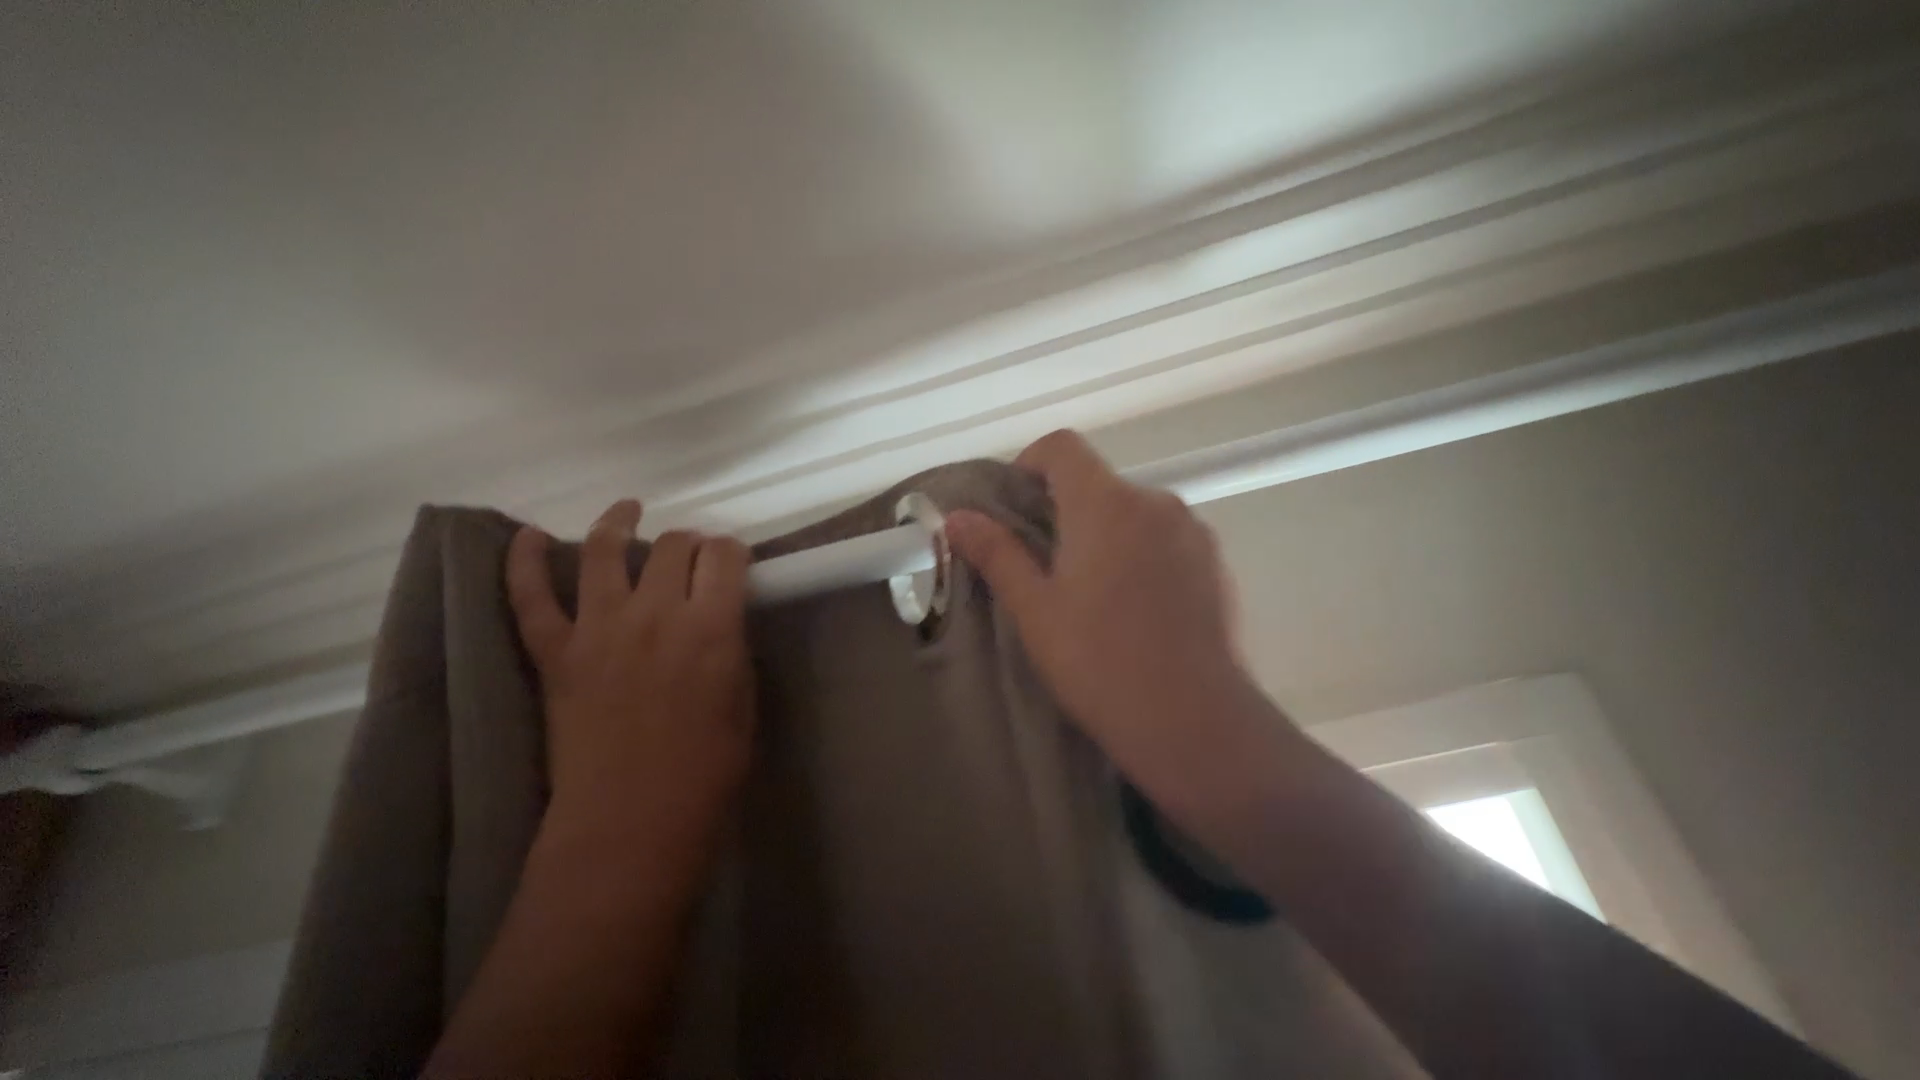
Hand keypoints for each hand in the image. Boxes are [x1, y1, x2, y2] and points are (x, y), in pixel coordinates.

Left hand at [506, 500, 754, 856]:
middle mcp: (655, 614)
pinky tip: (529, 535)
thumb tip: (720, 619)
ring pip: (605, 552)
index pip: (724, 557)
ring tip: (628, 512)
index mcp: (712, 629)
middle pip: (672, 546)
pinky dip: (524, 562)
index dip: (731, 552)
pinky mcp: (556, 654)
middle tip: (691, 556)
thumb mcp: (743, 704)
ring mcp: (599, 630)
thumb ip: (731, 650)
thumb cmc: (706, 774)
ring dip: (619, 523)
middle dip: (688, 541)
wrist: (631, 823)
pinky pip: (531, 598)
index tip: (731, 563)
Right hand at [943, 430, 1259, 793]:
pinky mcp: (1219, 564)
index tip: (1016, 509)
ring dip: (1108, 535)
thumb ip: (997, 553)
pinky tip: (1138, 611)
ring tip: (1096, 597)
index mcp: (1105, 503)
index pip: (1062, 446)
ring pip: (1136, 514)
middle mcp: (1156, 501)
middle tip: (1047, 568)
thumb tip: (957, 516)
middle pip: (1099, 483)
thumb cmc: (1099, 662)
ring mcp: (1194, 531)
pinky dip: (1144, 556)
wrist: (1193, 719)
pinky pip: (1169, 541)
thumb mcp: (1035, 610)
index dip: (1030, 463)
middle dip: (1067, 511)